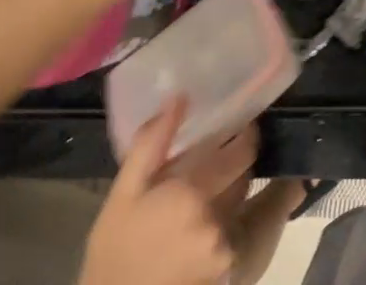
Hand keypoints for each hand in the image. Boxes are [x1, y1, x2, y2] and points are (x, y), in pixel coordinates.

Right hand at [81, 99, 269, 284]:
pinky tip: (230, 225)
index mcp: (189, 193)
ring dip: (241, 196)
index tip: (240, 129)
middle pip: (247, 175)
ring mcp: (228, 249)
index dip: (246, 136)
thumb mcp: (123, 194)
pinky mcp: (235, 270)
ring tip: (217, 199)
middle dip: (240, 165)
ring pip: (251, 204)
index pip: (243, 150)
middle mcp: (216, 219)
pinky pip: (251, 234)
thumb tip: (178, 97)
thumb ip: (151, 143)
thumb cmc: (114, 252)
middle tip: (225, 162)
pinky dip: (246, 225)